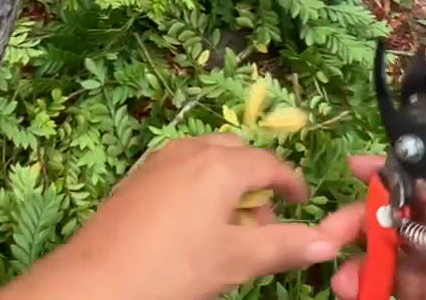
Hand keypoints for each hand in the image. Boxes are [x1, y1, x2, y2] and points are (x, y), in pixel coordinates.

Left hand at [0, 134, 357, 299]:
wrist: (99, 276)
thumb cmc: (174, 267)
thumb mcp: (235, 260)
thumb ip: (282, 246)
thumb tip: (326, 241)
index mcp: (221, 164)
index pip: (269, 163)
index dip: (291, 182)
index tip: (303, 202)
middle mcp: (193, 148)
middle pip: (238, 152)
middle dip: (257, 179)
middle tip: (266, 218)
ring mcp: (164, 157)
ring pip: (209, 156)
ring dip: (229, 180)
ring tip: (232, 225)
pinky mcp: (142, 172)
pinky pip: (184, 164)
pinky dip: (202, 182)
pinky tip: (197, 221)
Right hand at [328, 155, 425, 299]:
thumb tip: (419, 195)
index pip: (420, 191)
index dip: (386, 175)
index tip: (353, 166)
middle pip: (389, 222)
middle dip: (355, 221)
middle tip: (328, 236)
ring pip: (380, 258)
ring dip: (354, 262)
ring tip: (341, 284)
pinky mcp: (418, 299)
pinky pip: (385, 288)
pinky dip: (363, 287)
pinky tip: (350, 294)